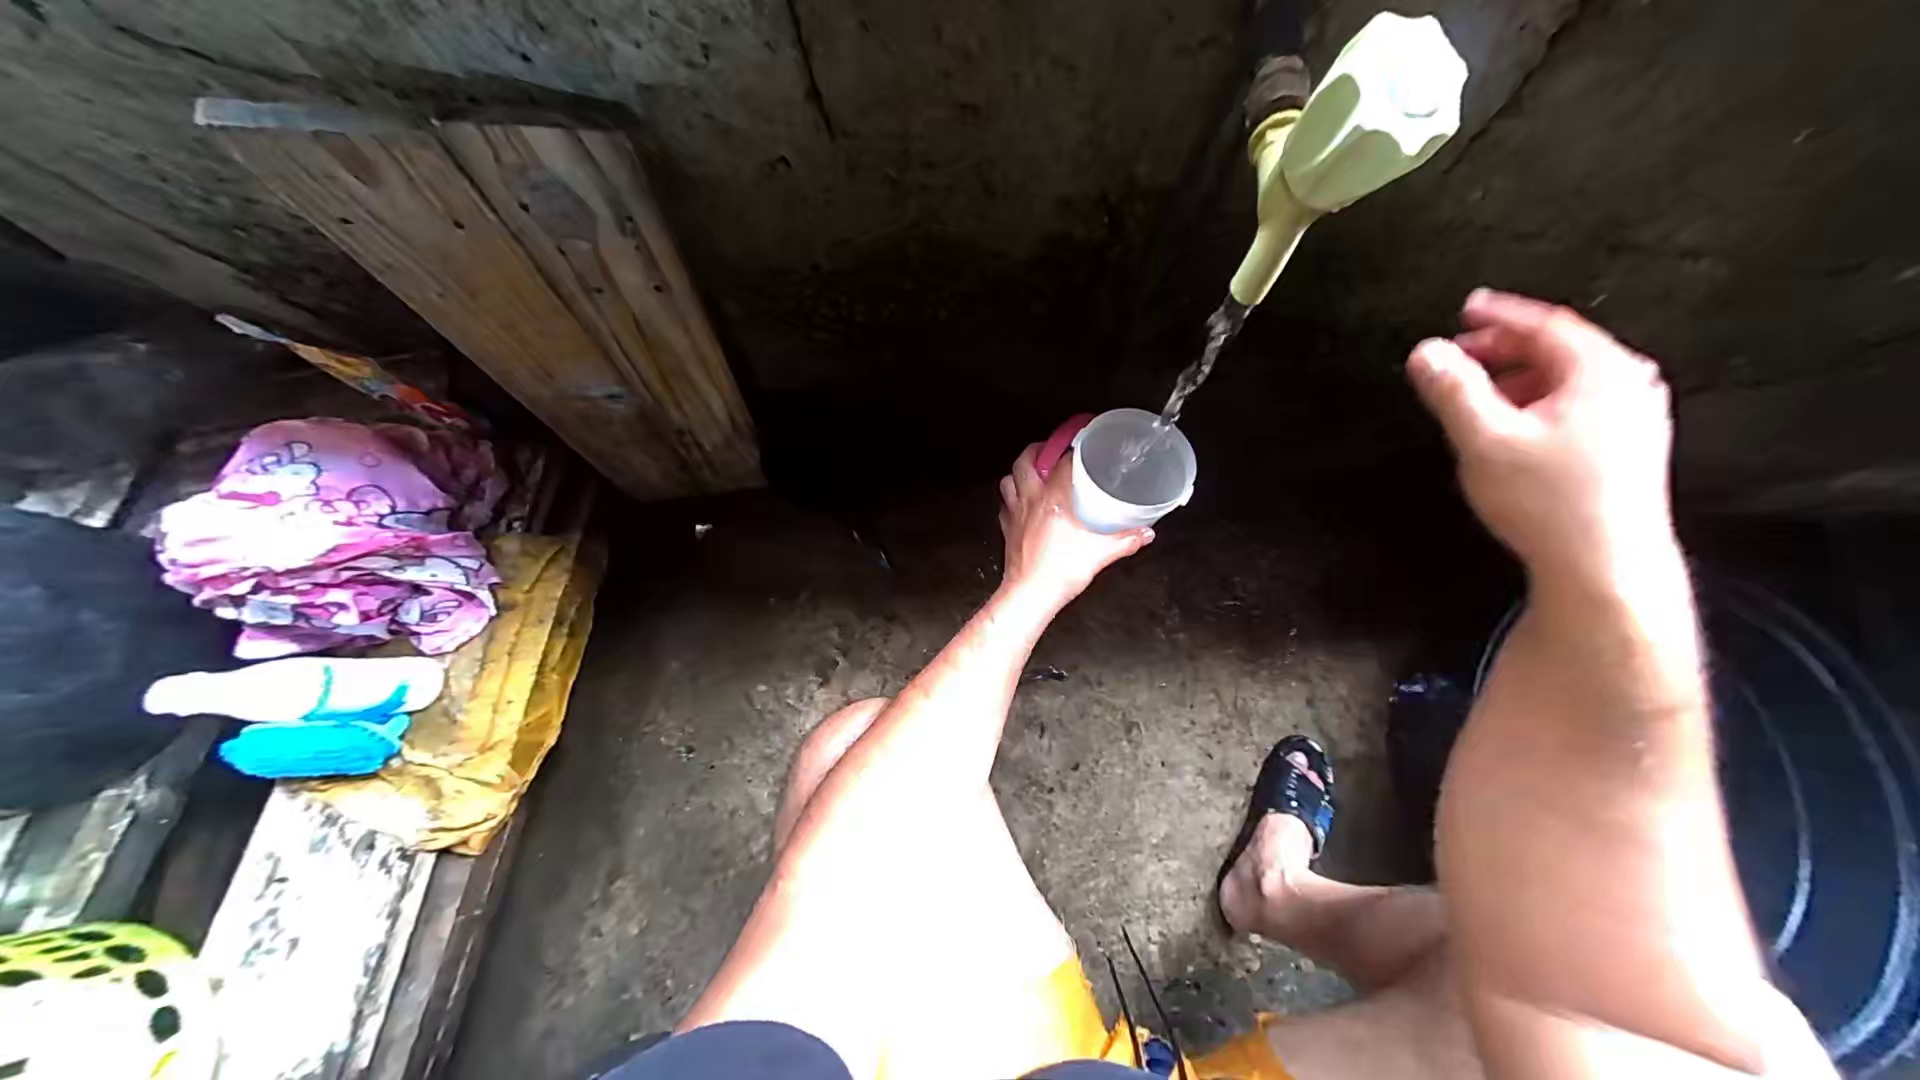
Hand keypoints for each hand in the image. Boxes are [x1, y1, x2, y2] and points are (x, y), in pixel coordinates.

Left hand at [998, 443, 1152, 605]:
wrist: (1030, 594)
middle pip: (1025, 461)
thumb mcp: (1100, 553)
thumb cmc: (1057, 572)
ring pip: (1008, 480)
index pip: (1062, 463)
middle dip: (1036, 450)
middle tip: (1049, 449)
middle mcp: (1030, 501)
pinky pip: (1004, 505)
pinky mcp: (1008, 530)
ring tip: (1031, 471)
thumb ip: (1126, 540)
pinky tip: (1020, 503)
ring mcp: (1015, 514)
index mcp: (1053, 500)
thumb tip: (1144, 533)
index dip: (1073, 450)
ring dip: (1018, 472)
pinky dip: (1010, 498)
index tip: (1082, 445)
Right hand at [1408, 289, 1678, 587]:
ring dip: (1518, 376)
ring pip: (1567, 379)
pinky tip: (1511, 424)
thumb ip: (1452, 391)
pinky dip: (1536, 399)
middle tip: (1459, 356)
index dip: (1500, 315)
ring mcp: (1633, 418)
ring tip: (1477, 391)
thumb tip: (1426, 352)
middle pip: (1559, 349)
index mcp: (1601, 374)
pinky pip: (1576, 403)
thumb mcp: (1485, 440)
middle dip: (1503, 348)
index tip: (1466, 308)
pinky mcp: (1626, 446)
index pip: (1546, 325)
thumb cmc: (1548, 502)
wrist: (1603, 564)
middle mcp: (1628, 387)